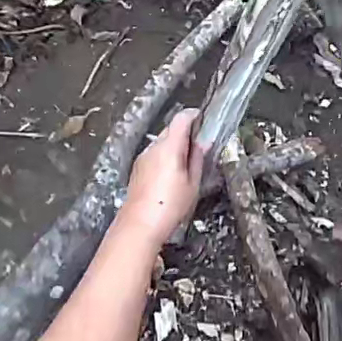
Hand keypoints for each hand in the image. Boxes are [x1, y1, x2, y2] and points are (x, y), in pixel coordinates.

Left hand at [118, 108, 205, 243]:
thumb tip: (203, 143)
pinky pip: (154, 155)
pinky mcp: (138, 168)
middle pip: (171, 129)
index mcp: (169, 147)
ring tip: (188, 165)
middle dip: (186, 133)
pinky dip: (165, 157)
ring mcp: (143, 158)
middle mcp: (153, 148)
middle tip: (200, 146)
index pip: (181, 118)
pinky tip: (173, 175)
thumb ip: (198, 158)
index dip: (194, 116)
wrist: (140, 225)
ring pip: (162, 142)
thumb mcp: (193, 183)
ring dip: (175, 146)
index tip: (203, 120)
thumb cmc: (168, 207)